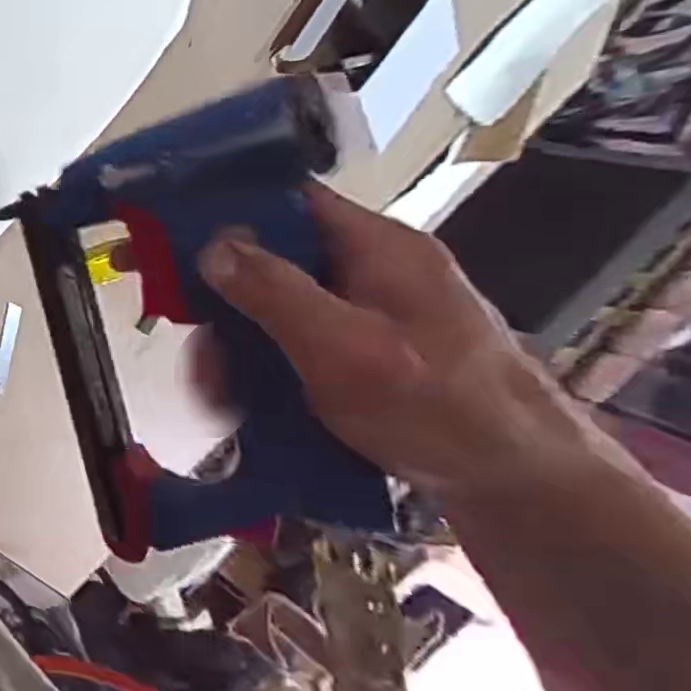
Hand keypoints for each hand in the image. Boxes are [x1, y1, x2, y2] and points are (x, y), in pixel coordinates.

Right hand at [190, 183, 591, 498]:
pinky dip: (257, 362)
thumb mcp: (347, 350)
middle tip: (173, 321)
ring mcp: (364, 309)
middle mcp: (367, 267)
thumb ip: (277, 293)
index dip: (224, 206)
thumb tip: (212, 246)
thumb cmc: (441, 411)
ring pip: (271, 302)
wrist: (525, 492)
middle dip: (215, 292)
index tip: (165, 231)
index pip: (288, 198)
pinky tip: (238, 398)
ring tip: (209, 387)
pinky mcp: (360, 347)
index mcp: (375, 246)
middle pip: (268, 255)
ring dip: (231, 340)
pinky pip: (289, 338)